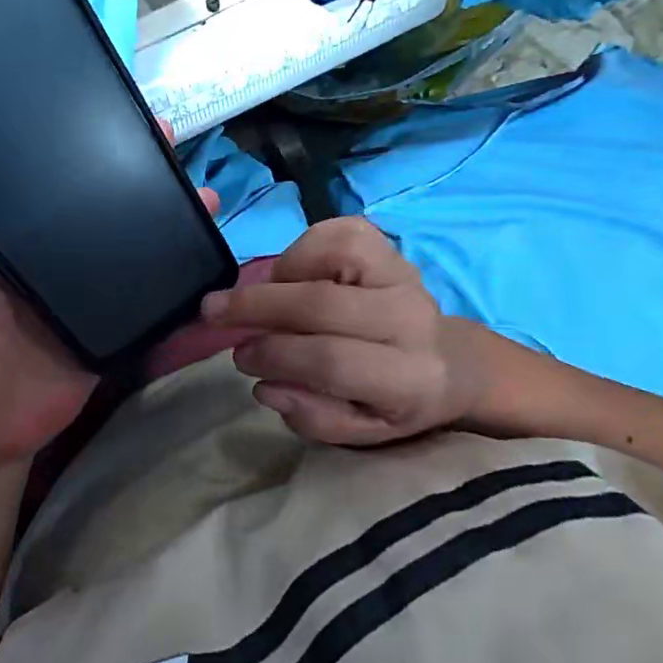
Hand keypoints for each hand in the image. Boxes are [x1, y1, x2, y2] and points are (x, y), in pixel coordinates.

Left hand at [0, 117, 216, 469]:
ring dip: (155, 205)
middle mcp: (44, 251)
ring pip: (120, 233)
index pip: (24, 183)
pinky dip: (169, 262)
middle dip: (122, 162)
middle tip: (158, 131)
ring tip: (194, 184)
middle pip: (84, 197)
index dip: (50, 147)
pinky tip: (201, 238)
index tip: (81, 108)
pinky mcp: (110, 316)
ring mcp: (81, 282)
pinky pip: (141, 284)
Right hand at [201, 216, 486, 445]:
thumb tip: (265, 385)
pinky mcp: (392, 249)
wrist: (449, 362)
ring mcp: (403, 276)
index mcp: (406, 378)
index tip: (239, 356)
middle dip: (256, 305)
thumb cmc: (393, 402)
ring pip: (332, 254)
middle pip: (321, 303)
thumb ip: (313, 416)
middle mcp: (410, 320)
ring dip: (283, 271)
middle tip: (214, 311)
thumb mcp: (358, 430)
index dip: (275, 355)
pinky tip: (292, 273)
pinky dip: (304, 246)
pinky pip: (339, 231)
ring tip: (266, 293)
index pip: (330, 360)